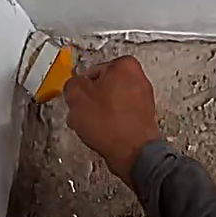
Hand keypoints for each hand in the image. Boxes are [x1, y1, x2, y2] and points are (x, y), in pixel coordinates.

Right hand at [64, 55, 162, 178]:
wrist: (132, 151)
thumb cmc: (110, 123)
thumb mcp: (76, 97)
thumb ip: (71, 85)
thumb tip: (73, 86)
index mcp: (124, 65)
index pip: (91, 72)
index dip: (80, 88)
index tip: (76, 99)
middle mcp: (139, 78)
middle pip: (103, 88)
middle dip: (91, 101)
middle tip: (83, 114)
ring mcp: (144, 99)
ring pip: (111, 104)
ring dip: (100, 114)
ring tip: (94, 127)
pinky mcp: (144, 118)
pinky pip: (120, 117)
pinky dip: (111, 124)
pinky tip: (105, 134)